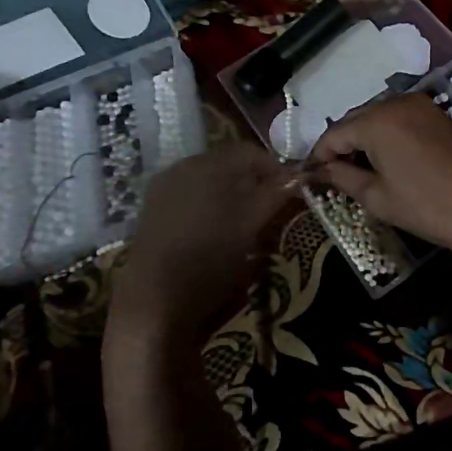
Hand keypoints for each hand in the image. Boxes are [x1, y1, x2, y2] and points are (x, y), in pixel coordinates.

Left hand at [108, 144, 294, 341]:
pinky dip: (209, 207)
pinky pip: (190, 198)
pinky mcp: (153, 212)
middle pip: (227, 165)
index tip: (292, 192)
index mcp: (206, 164)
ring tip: (246, 224)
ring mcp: (163, 189)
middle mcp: (182, 167)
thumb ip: (275, 194)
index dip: (275, 169)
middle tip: (272, 210)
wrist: (156, 297)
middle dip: (253, 183)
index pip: (249, 152)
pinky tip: (215, 233)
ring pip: (208, 182)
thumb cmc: (209, 258)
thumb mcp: (250, 225)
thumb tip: (299, 174)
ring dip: (231, 196)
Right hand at [309, 94, 451, 266]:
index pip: (333, 134)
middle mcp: (397, 103)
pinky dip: (385, 136)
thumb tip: (316, 172)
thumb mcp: (376, 197)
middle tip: (332, 176)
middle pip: (354, 120)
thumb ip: (341, 177)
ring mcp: (421, 106)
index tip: (309, 177)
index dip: (318, 156)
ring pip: (377, 118)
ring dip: (362, 140)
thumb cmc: (426, 207)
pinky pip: (399, 119)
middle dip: (340, 146)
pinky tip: (386, 162)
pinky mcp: (438, 116)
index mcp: (377, 121)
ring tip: (358, 171)